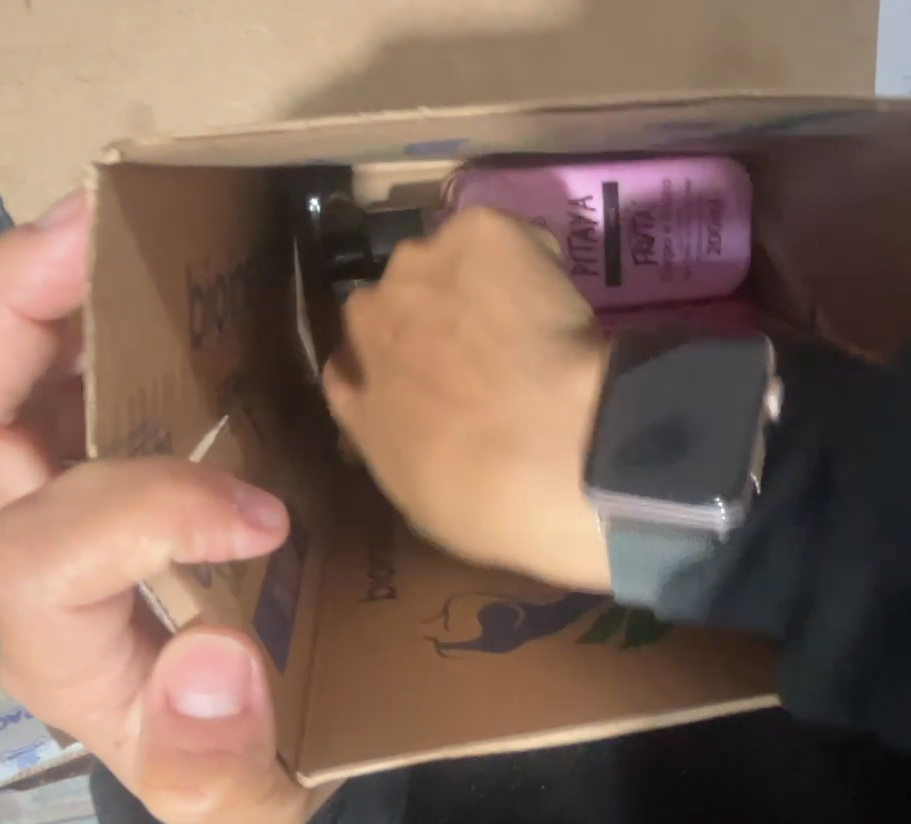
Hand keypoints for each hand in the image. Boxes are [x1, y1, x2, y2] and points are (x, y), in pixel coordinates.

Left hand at [0, 190, 334, 823]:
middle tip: (96, 238)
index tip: (264, 519)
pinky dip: (97, 323)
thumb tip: (216, 663)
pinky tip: (171, 292)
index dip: (148, 511)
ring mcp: (66, 516)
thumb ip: (219, 769)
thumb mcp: (248, 807)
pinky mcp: (111, 487)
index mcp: (67, 647)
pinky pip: (71, 388)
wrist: (253, 757)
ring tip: (120, 229)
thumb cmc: (250, 775)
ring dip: (39, 293)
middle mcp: (42, 569)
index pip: (49, 552)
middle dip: (5, 320)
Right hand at [326, 207, 612, 591]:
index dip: (395, 367)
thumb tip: (401, 424)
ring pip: (444, 265)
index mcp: (355, 389)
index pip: (355, 362)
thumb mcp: (419, 500)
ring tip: (530, 325)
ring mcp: (422, 268)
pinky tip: (555, 299)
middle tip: (489, 352)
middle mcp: (373, 317)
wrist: (550, 455)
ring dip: (476, 286)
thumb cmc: (485, 503)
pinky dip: (526, 258)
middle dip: (432, 322)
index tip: (432, 381)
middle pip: (397, 305)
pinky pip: (501, 238)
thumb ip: (396, 447)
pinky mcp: (480, 233)